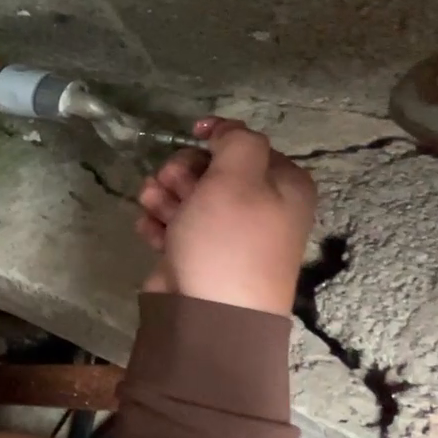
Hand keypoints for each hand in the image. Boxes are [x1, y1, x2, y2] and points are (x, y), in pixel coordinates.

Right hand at [135, 117, 315, 315]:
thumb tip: (224, 127)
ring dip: (161, 200)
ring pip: (177, 192)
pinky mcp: (194, 246)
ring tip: (166, 220)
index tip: (189, 138)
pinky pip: (165, 220)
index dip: (210, 139)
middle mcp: (256, 202)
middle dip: (178, 175)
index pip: (240, 142)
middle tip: (179, 193)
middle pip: (202, 166)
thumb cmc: (228, 241)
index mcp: (280, 183)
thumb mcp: (238, 180)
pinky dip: (156, 225)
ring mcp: (223, 227)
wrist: (210, 309)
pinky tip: (158, 239)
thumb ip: (236, 141)